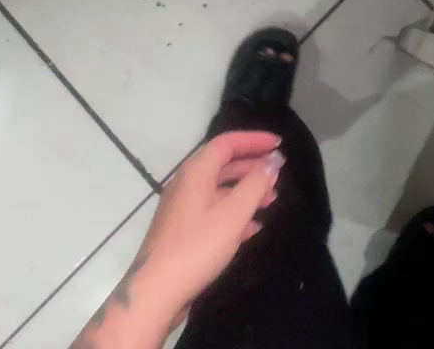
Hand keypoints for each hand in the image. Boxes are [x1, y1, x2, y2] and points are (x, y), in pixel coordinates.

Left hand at [133, 130, 284, 316]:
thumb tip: (273, 161)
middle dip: (252, 167)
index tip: (278, 144)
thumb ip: (255, 185)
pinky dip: (234, 214)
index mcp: (196, 172)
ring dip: (246, 192)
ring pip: (219, 190)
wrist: (155, 294)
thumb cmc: (196, 247)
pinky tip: (253, 228)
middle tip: (278, 173)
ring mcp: (182, 209)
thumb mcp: (232, 215)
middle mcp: (187, 184)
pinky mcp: (182, 232)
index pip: (227, 143)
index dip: (254, 140)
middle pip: (223, 165)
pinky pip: (213, 212)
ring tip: (272, 200)